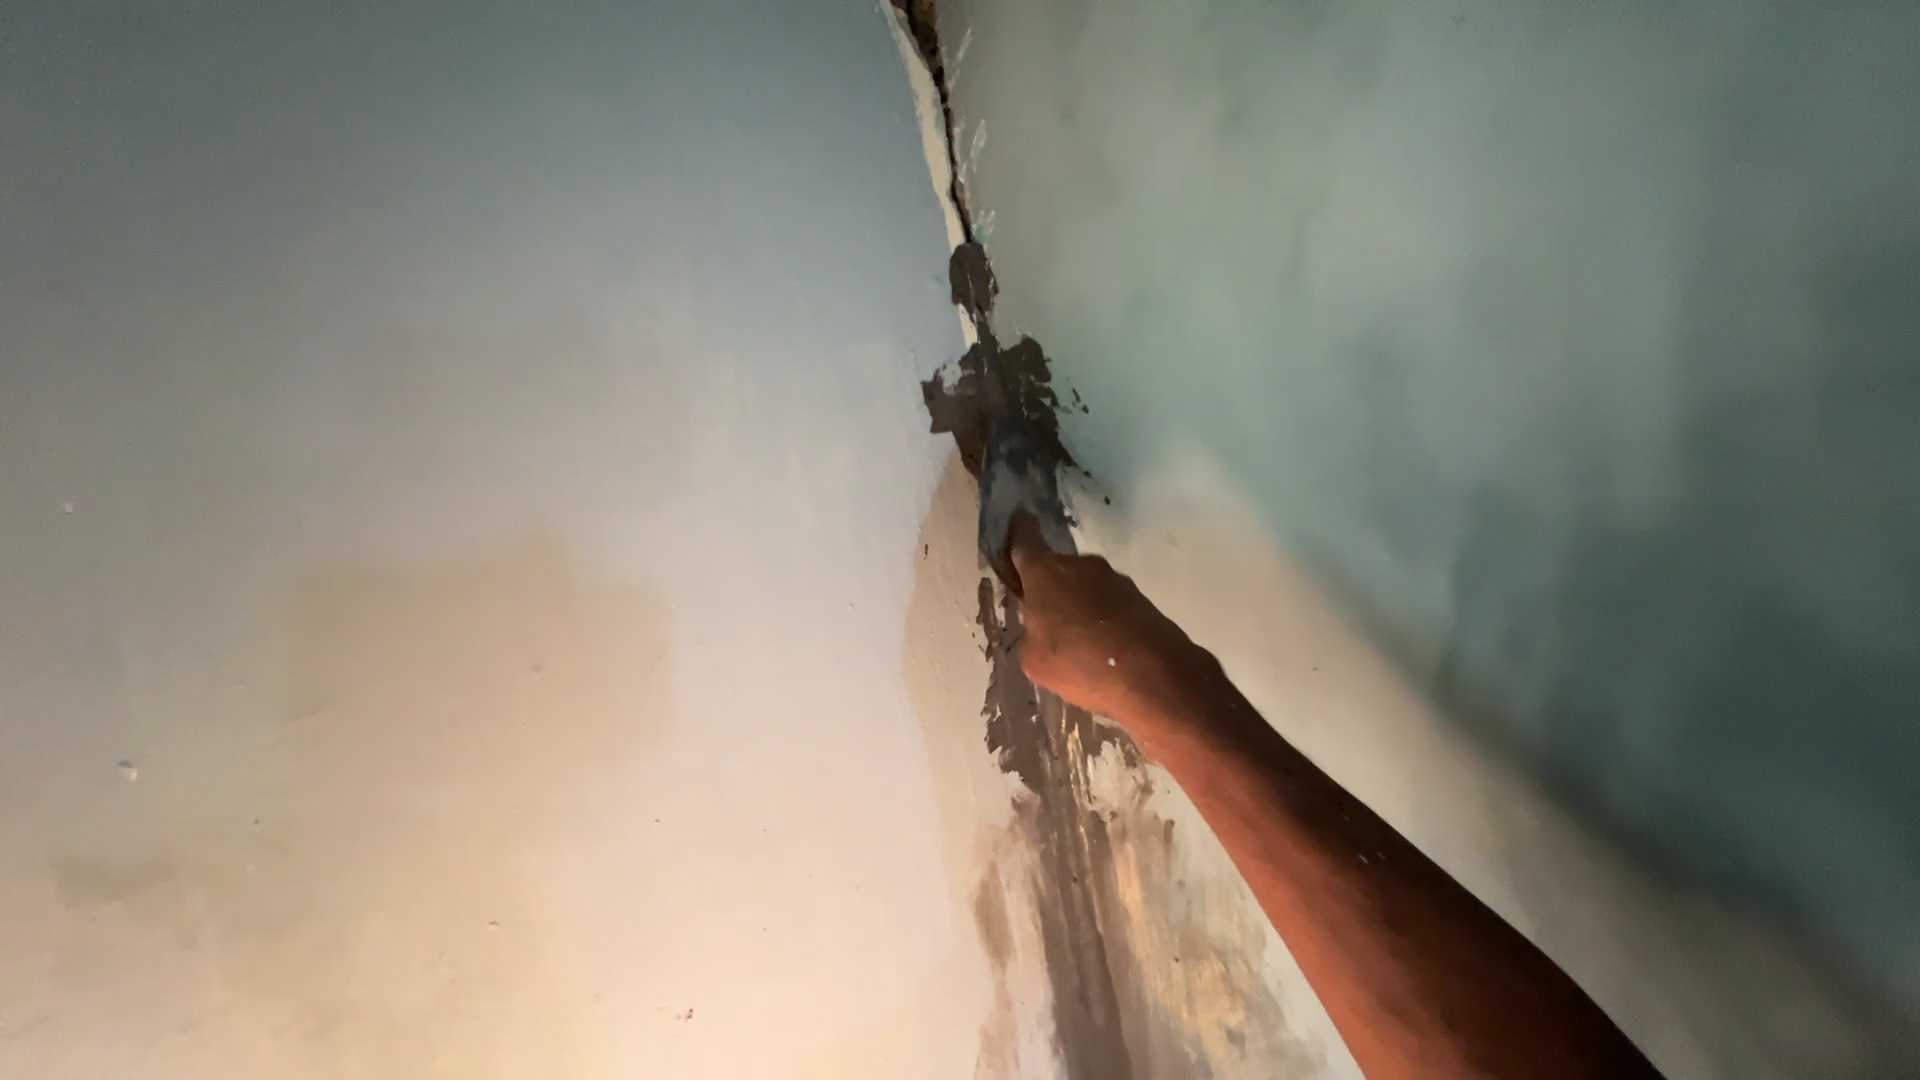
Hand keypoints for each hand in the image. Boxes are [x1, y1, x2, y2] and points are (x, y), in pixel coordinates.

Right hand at [1008, 515, 1190, 721]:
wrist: (1151, 673)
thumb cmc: (1078, 661)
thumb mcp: (1034, 659)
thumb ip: (1032, 635)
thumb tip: (1041, 629)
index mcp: (1045, 573)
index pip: (1026, 541)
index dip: (1020, 530)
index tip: (1019, 518)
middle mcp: (1080, 566)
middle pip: (1058, 570)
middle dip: (1051, 589)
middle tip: (1047, 619)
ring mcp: (1115, 579)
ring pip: (1086, 588)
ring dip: (1080, 606)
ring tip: (1079, 642)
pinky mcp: (1140, 599)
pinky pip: (1111, 606)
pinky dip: (1105, 620)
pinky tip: (1105, 650)